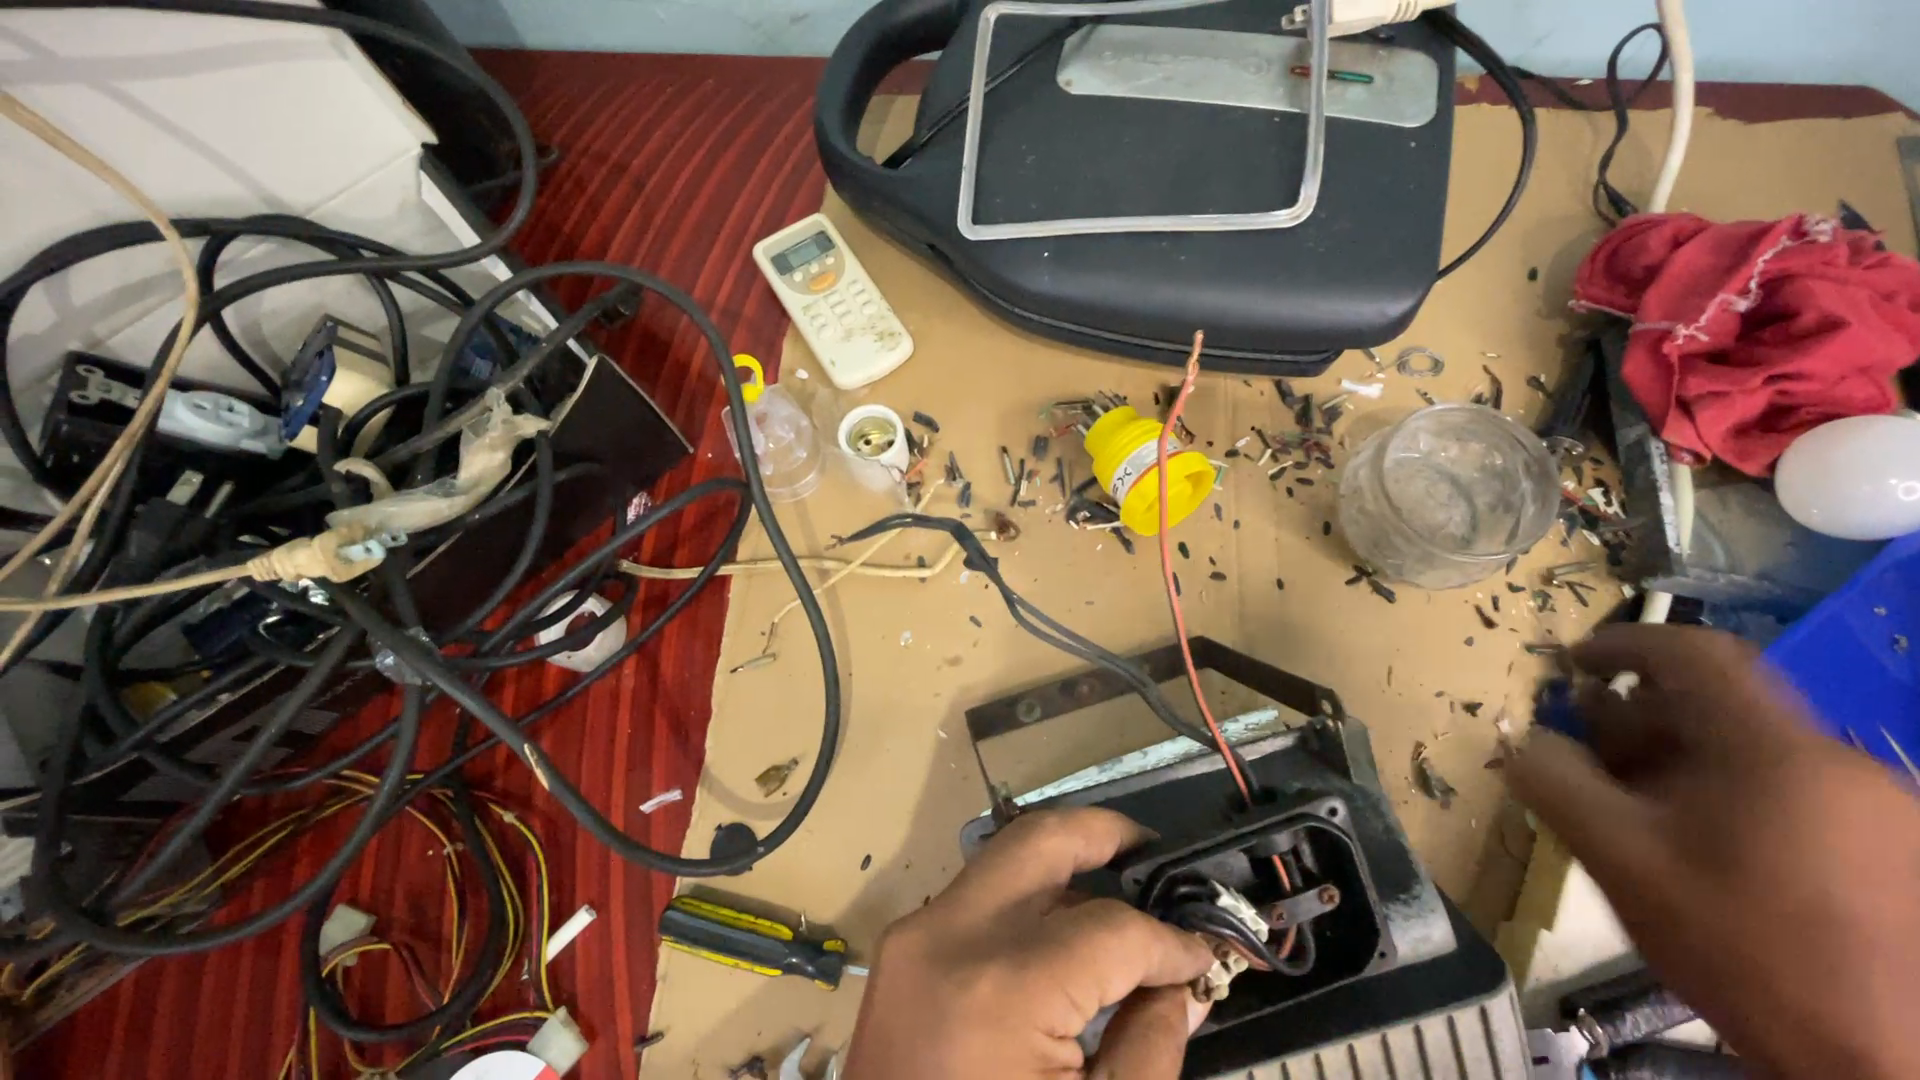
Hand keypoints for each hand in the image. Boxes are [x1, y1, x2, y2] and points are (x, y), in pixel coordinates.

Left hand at [842, 807, 1214, 1079]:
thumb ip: (1150, 1046)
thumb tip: (1184, 982)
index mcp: (1002, 988)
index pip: (1112, 928)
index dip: (1170, 942)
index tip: (1204, 955)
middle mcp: (950, 934)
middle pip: (1041, 840)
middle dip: (1107, 834)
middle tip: (1157, 855)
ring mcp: (915, 934)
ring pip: (1005, 857)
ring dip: (1067, 861)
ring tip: (1122, 888)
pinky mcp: (902, 947)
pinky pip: (978, 894)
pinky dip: (1028, 894)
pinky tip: (1067, 927)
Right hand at [1508, 625, 1919, 1079]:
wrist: (1885, 1063)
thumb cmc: (1740, 947)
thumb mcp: (1621, 860)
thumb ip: (1557, 785)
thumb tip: (1520, 740)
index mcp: (1776, 752)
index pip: (1696, 654)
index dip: (1624, 644)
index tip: (1571, 662)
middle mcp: (1837, 761)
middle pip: (1719, 706)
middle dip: (1637, 717)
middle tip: (1582, 751)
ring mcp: (1875, 806)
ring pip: (1750, 750)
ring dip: (1675, 758)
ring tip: (1625, 803)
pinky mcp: (1889, 847)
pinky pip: (1785, 788)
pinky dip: (1720, 790)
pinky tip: (1687, 840)